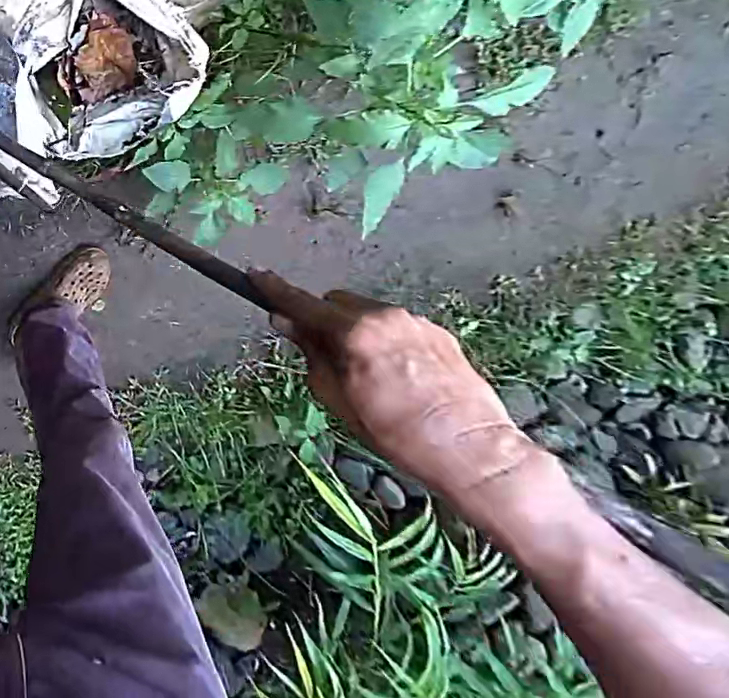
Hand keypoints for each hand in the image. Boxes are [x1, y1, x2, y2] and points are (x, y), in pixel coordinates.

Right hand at [248, 271, 545, 501]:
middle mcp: (383, 315)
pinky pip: (397, 325)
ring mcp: (414, 321)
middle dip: (324, 318)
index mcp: (354, 332)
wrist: (473, 452)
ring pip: (368, 312)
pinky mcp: (438, 332)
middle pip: (336, 301)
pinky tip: (400, 375)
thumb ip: (310, 355)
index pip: (303, 303)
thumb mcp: (338, 399)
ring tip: (370, 372)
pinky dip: (386, 339)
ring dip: (356, 329)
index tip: (256, 275)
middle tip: (325, 352)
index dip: (275, 290)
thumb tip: (286, 322)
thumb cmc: (395, 434)